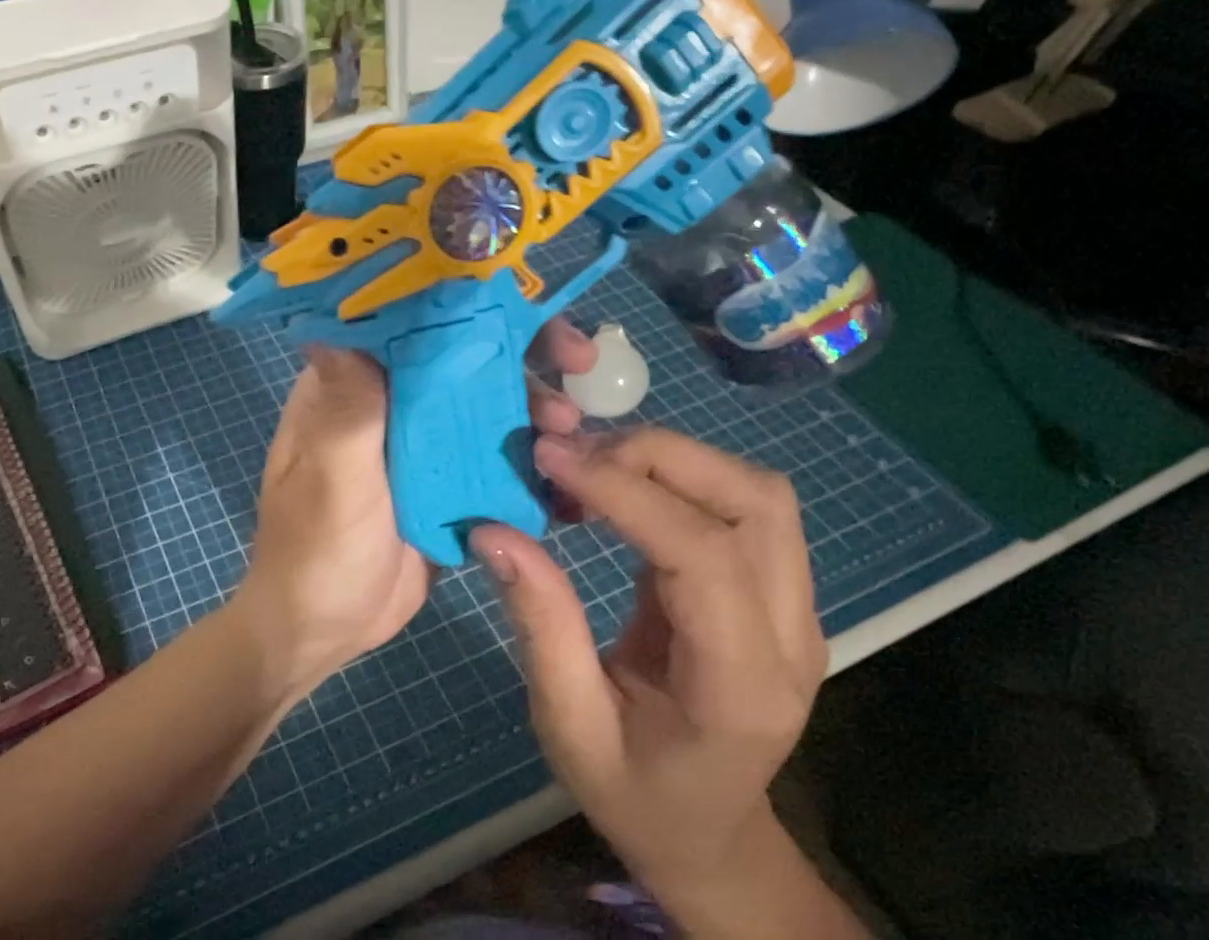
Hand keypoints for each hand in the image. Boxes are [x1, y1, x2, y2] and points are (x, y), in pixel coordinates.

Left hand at [237, 321, 597, 693]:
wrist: (323, 630)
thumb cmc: (315, 548)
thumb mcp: (331, 475)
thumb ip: (350, 403)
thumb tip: (341, 317)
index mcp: (347, 385)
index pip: (408, 321)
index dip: (468, 305)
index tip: (527, 311)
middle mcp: (384, 404)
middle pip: (460, 358)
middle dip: (520, 357)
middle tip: (579, 366)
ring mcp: (418, 444)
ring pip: (485, 406)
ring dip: (533, 410)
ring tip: (570, 431)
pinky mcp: (445, 485)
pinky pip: (494, 456)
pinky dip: (531, 457)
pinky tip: (566, 470)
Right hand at [469, 428, 826, 897]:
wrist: (707, 833)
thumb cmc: (633, 792)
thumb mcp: (568, 722)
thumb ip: (541, 624)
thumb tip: (492, 532)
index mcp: (741, 685)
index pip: (705, 555)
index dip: (627, 493)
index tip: (549, 461)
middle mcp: (791, 636)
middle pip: (755, 502)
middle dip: (657, 456)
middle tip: (568, 457)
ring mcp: (797, 611)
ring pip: (757, 494)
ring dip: (672, 461)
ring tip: (589, 469)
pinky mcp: (778, 593)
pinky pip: (739, 511)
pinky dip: (676, 481)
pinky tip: (615, 492)